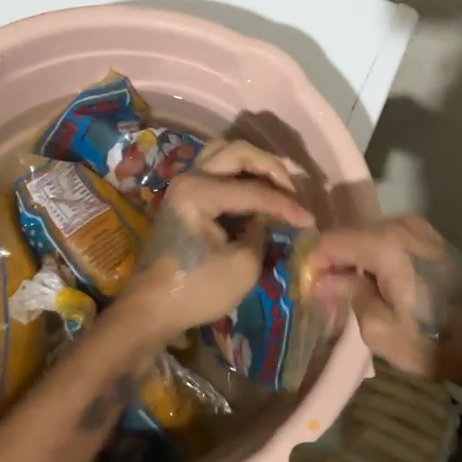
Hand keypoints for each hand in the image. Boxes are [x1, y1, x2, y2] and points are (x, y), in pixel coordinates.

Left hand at [119, 140, 311, 338]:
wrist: (151, 309)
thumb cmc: (196, 290)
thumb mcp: (243, 266)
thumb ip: (261, 231)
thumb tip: (268, 217)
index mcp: (199, 193)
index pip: (254, 191)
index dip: (286, 206)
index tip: (310, 221)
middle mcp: (189, 178)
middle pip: (238, 152)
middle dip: (271, 168)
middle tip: (292, 192)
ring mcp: (184, 185)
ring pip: (225, 154)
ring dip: (254, 165)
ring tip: (278, 187)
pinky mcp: (185, 196)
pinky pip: (217, 170)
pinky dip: (241, 175)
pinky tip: (259, 194)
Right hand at [308, 215, 461, 381]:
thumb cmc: (437, 340)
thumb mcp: (381, 329)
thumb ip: (347, 296)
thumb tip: (321, 281)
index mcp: (384, 242)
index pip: (329, 241)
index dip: (310, 264)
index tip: (302, 291)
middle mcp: (400, 224)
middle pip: (349, 235)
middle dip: (332, 262)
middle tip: (323, 297)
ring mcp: (420, 229)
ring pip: (369, 238)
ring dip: (354, 262)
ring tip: (348, 296)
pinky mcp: (433, 240)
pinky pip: (389, 242)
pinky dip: (375, 260)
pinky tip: (376, 288)